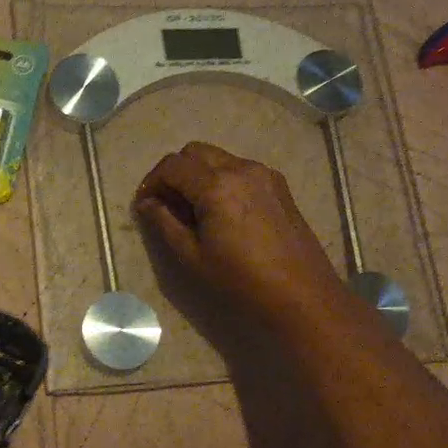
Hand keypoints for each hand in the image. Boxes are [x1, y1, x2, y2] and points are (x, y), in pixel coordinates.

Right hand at [134, 141, 353, 326]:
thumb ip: (164, 223)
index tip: (145, 204)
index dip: (152, 181)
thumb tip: (147, 203)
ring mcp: (264, 175)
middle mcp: (241, 169)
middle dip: (174, 172)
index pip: (172, 165)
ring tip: (193, 209)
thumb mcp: (192, 256)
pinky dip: (222, 179)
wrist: (302, 295)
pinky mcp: (279, 186)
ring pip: (219, 158)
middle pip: (195, 152)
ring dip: (199, 174)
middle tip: (166, 203)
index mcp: (217, 185)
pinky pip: (241, 169)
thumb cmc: (241, 281)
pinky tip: (222, 211)